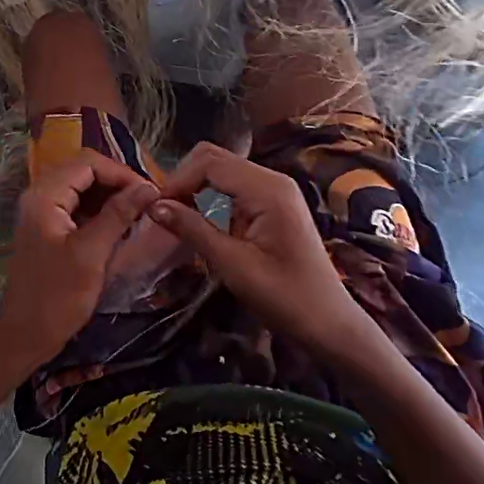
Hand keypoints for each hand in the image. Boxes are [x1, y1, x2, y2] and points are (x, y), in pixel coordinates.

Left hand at [0, 149, 158, 364]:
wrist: (25, 334)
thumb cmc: (57, 296)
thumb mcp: (92, 254)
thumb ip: (118, 215)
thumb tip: (149, 187)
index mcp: (44, 196)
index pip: (87, 163)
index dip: (121, 172)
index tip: (151, 192)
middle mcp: (39, 195)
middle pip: (83, 170)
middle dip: (117, 181)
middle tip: (147, 200)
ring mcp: (42, 211)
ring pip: (81, 187)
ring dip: (110, 195)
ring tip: (139, 212)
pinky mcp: (48, 227)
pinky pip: (77, 205)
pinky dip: (100, 209)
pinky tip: (120, 224)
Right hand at [149, 142, 384, 365]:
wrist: (330, 325)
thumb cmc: (285, 298)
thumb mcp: (233, 265)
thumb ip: (193, 230)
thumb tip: (154, 206)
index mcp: (268, 189)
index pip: (209, 163)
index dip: (177, 180)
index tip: (154, 209)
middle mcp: (272, 180)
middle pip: (214, 158)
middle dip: (183, 179)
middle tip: (162, 211)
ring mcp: (275, 190)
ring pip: (221, 170)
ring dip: (194, 186)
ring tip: (174, 215)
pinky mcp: (272, 204)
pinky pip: (232, 186)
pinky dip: (209, 195)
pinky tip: (198, 219)